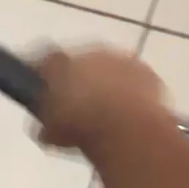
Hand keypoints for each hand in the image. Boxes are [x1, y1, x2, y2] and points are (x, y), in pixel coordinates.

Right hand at [31, 46, 172, 150]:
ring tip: (103, 108)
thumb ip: (46, 124)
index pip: (45, 60)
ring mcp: (120, 59)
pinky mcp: (146, 71)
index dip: (42, 74)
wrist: (127, 130)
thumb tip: (45, 128)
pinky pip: (132, 78)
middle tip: (75, 101)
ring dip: (103, 82)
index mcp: (60, 64)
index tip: (42, 87)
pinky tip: (126, 110)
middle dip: (76, 77)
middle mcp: (89, 53)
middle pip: (78, 61)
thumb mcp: (51, 134)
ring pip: (106, 68)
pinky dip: (128, 89)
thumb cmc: (81, 129)